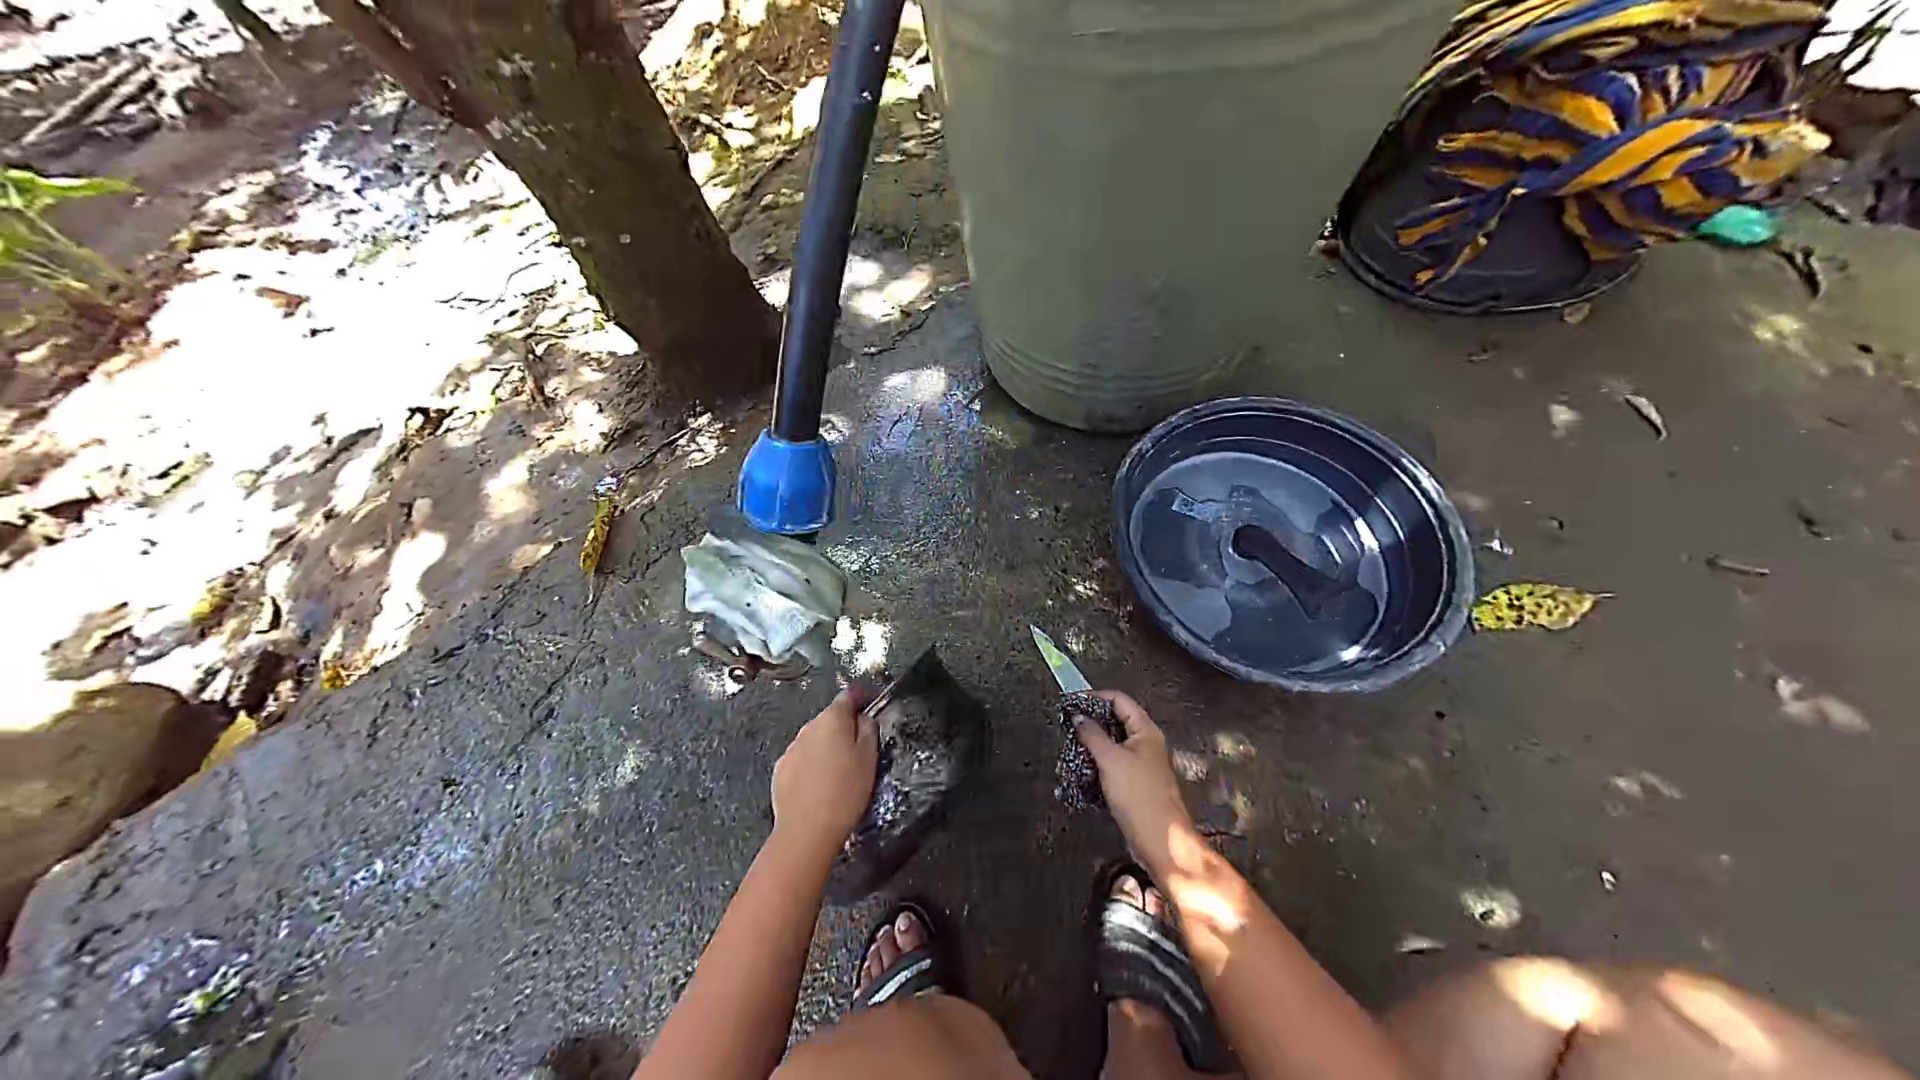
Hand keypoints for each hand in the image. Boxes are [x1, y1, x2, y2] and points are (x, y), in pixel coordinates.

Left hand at [771, 688, 878, 857]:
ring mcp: (791, 749)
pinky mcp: (780, 770)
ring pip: (815, 739)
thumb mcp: (869, 758)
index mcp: (832, 719)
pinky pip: (802, 758)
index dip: (861, 697)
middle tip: (859, 747)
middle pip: (830, 718)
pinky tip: (820, 784)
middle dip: (844, 726)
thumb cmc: (846, 792)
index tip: (869, 702)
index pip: (848, 695)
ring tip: (840, 770)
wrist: (807, 831)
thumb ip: (869, 729)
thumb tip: (863, 718)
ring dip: (827, 746)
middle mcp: (808, 727)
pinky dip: (812, 764)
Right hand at [1074, 691, 1194, 867]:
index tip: (1072, 702)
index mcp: (1146, 731)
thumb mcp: (1110, 759)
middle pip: (1115, 721)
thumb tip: (1078, 717)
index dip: (1094, 697)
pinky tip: (1082, 771)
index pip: (1119, 700)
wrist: (1160, 841)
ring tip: (1072, 747)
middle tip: (1069, 724)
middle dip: (1091, 721)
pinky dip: (1097, 765)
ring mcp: (1141, 765)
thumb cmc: (1141, 797)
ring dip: (1092, 744)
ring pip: (1112, 745)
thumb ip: (1092, 735)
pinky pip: (1112, 765)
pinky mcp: (1134, 784)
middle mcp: (1146, 744)